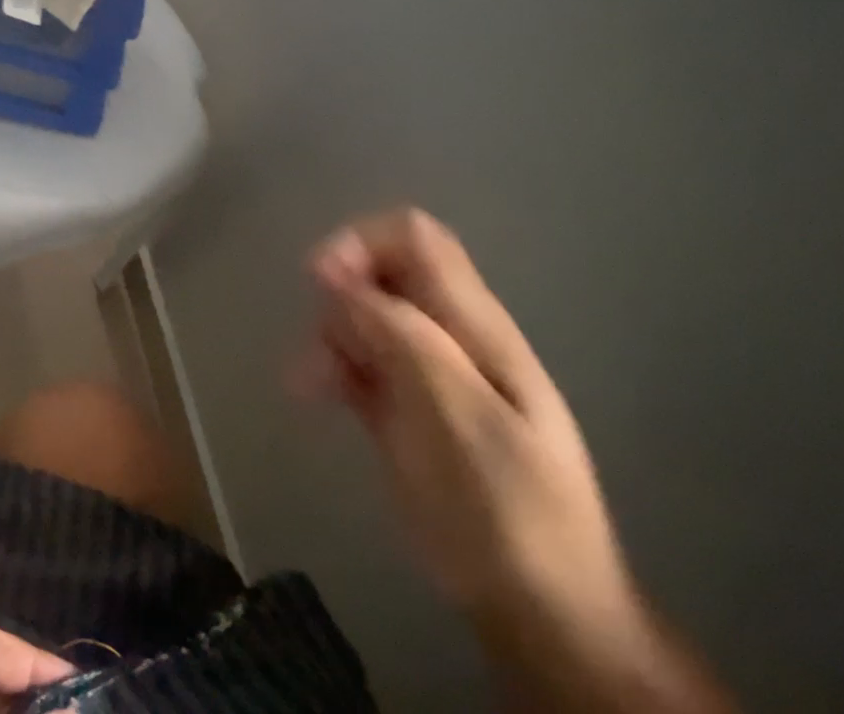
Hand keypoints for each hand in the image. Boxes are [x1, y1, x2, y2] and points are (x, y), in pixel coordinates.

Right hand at [298, 209, 635, 632]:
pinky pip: (361, 367)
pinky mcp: (407, 415)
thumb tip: (336, 274)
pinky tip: (314, 395)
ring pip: (365, 323)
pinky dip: (332, 370)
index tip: (318, 284)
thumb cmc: (501, 506)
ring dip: (328, 339)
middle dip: (337, 299)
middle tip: (318, 349)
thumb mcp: (453, 414)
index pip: (416, 240)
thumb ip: (400, 337)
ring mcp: (430, 378)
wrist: (536, 603)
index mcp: (475, 328)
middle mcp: (452, 340)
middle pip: (383, 278)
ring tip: (307, 384)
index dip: (360, 243)